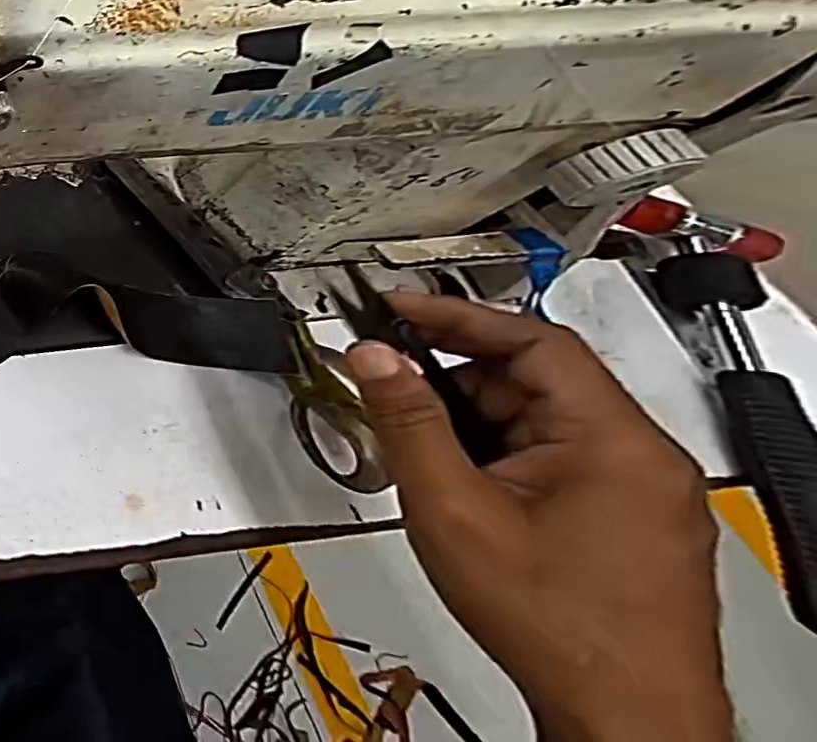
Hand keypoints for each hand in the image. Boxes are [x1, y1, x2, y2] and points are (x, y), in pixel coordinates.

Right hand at [344, 294, 729, 741]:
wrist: (618, 714)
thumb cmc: (557, 622)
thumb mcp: (450, 505)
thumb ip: (406, 420)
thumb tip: (373, 357)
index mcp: (613, 444)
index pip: (533, 341)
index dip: (454, 315)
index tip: (397, 307)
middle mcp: (634, 457)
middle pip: (525, 377)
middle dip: (447, 377)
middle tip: (385, 377)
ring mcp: (627, 485)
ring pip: (526, 414)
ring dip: (462, 416)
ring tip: (415, 446)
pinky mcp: (613, 508)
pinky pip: (538, 448)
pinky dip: (484, 446)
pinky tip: (449, 473)